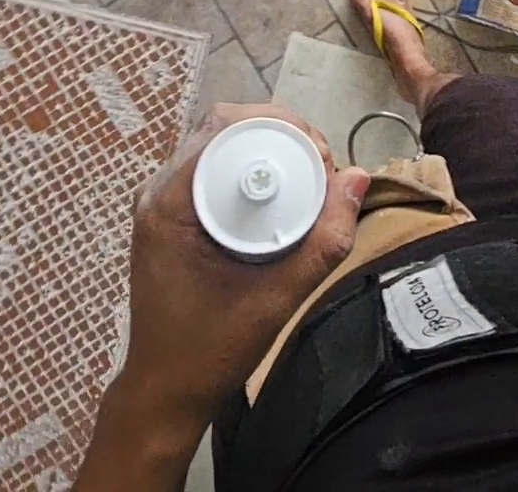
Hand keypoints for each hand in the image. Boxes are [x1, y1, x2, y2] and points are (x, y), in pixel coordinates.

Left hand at [118, 103, 369, 420]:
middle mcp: (160, 190)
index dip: (279, 126)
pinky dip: (252, 166)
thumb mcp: (278, 298)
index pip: (224, 126)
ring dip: (267, 147)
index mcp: (170, 202)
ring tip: (309, 173)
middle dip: (280, 133)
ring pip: (221, 144)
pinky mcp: (173, 214)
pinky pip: (216, 167)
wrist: (165, 392)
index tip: (320, 156)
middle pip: (224, 127)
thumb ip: (324, 242)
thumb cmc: (211, 348)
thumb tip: (357, 177)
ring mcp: (163, 201)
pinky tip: (282, 188)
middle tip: (322, 165)